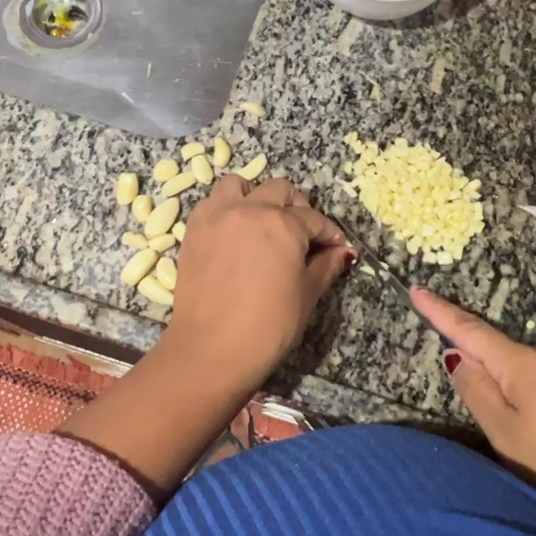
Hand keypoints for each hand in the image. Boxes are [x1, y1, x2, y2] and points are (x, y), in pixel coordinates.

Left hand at [166, 175, 351, 384]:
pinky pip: (213, 202)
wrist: (211, 349)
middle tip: (303, 235)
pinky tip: (235, 233)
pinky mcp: (193, 229)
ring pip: (241, 185)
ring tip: (263, 222)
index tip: (336, 248)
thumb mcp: (306, 296)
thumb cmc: (267, 327)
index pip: (314, 219)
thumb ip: (325, 266)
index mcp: (283, 224)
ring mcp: (217, 215)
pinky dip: (227, 208)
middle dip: (298, 208)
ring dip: (257, 196)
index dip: (330, 234)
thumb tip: (341, 252)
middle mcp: (250, 209)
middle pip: (280, 190)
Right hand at [411, 288, 535, 496]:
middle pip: (507, 357)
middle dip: (494, 379)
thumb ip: (477, 392)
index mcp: (525, 364)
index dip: (441, 312)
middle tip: (502, 430)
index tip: (415, 289)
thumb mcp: (507, 438)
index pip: (471, 331)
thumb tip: (455, 354)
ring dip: (528, 397)